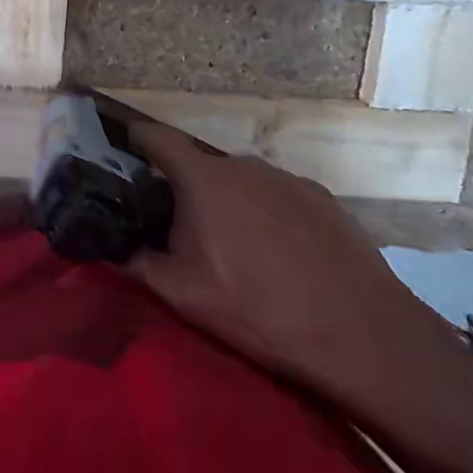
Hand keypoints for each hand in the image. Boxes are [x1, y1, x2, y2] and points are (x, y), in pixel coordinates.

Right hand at [123, 123, 456, 394]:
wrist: (359, 333)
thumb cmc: (258, 309)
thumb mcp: (184, 295)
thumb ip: (139, 264)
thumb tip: (112, 249)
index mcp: (204, 180)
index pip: (159, 139)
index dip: (138, 139)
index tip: (127, 148)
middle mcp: (244, 165)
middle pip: (202, 168)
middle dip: (189, 192)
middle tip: (189, 233)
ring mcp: (287, 178)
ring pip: (243, 183)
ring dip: (232, 204)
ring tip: (241, 250)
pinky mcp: (322, 197)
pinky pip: (280, 197)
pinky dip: (270, 214)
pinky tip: (284, 255)